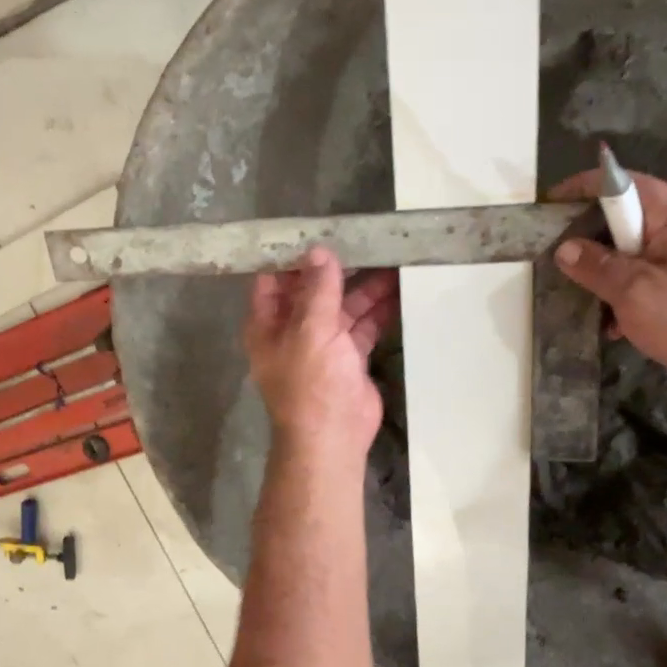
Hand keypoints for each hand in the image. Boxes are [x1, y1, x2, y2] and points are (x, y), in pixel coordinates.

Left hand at [244, 248, 399, 461]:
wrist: (333, 437)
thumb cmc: (311, 383)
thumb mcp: (310, 330)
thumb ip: (317, 289)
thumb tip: (320, 252)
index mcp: (268, 323)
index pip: (274, 278)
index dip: (293, 255)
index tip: (319, 229)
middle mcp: (292, 330)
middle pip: (313, 289)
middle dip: (338, 268)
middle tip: (366, 238)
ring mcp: (322, 344)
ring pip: (342, 306)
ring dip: (364, 287)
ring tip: (392, 257)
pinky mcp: (348, 358)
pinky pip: (362, 326)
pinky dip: (377, 310)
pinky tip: (397, 290)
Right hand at [549, 170, 666, 401]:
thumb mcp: (633, 292)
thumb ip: (596, 267)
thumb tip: (565, 249)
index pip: (626, 183)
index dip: (586, 187)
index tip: (552, 202)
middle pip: (628, 218)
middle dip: (591, 237)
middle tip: (559, 254)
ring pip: (634, 252)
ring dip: (607, 273)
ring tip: (584, 296)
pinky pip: (647, 277)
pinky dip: (626, 294)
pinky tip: (614, 323)